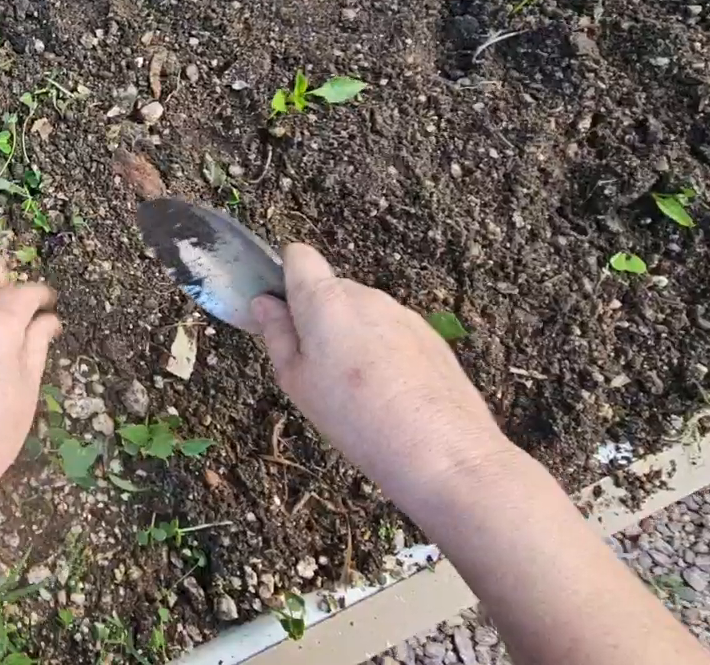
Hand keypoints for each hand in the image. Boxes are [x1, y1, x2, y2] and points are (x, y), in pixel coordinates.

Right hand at [244, 243, 518, 507]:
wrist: (444, 454)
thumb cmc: (355, 416)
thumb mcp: (295, 380)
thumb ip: (276, 334)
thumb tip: (265, 303)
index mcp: (324, 299)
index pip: (298, 256)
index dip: (286, 275)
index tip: (284, 312)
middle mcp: (364, 295)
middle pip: (330, 289)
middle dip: (318, 316)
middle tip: (316, 366)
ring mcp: (402, 314)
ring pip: (362, 313)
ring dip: (352, 335)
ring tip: (357, 388)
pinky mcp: (431, 337)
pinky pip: (391, 332)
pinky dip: (383, 351)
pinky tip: (390, 393)